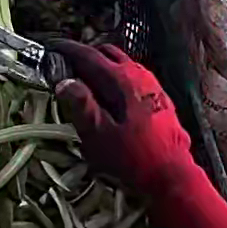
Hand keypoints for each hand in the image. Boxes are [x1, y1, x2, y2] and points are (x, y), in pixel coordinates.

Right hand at [51, 40, 226, 227]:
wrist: (174, 180)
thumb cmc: (134, 159)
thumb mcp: (98, 136)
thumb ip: (80, 105)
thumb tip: (64, 82)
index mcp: (121, 79)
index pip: (89, 55)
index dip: (67, 49)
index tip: (52, 48)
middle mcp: (139, 75)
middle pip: (107, 53)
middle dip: (86, 56)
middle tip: (67, 67)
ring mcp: (153, 86)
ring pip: (122, 65)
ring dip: (103, 67)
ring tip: (86, 84)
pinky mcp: (161, 100)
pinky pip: (133, 78)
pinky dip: (117, 80)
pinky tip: (111, 100)